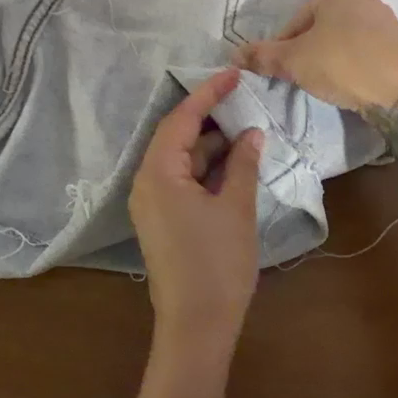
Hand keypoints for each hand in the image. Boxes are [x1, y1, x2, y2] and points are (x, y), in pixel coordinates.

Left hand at [129, 69, 265, 359]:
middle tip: (246, 101)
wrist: (196, 324)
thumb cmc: (217, 263)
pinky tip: (234, 164)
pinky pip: (181, 181)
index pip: (182, 119)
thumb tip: (251, 133)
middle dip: (210, 118)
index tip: (235, 73)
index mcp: (158, 173)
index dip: (209, 93)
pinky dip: (206, 169)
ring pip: (180, 160)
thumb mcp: (236, 207)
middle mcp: (146, 183)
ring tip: (247, 131)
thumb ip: (241, 164)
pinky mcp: (162, 222)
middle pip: (176, 137)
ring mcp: (152, 204)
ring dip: (211, 145)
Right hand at [231, 0, 397, 111]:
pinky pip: (365, 54)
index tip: (281, 73)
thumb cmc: (343, 65)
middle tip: (302, 81)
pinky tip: (351, 87)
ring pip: (343, 42)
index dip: (282, 49)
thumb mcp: (295, 61)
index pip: (295, 21)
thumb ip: (264, 56)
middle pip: (320, 30)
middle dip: (307, 54)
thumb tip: (233, 54)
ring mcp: (386, 21)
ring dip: (329, 62)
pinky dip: (353, 68)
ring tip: (326, 86)